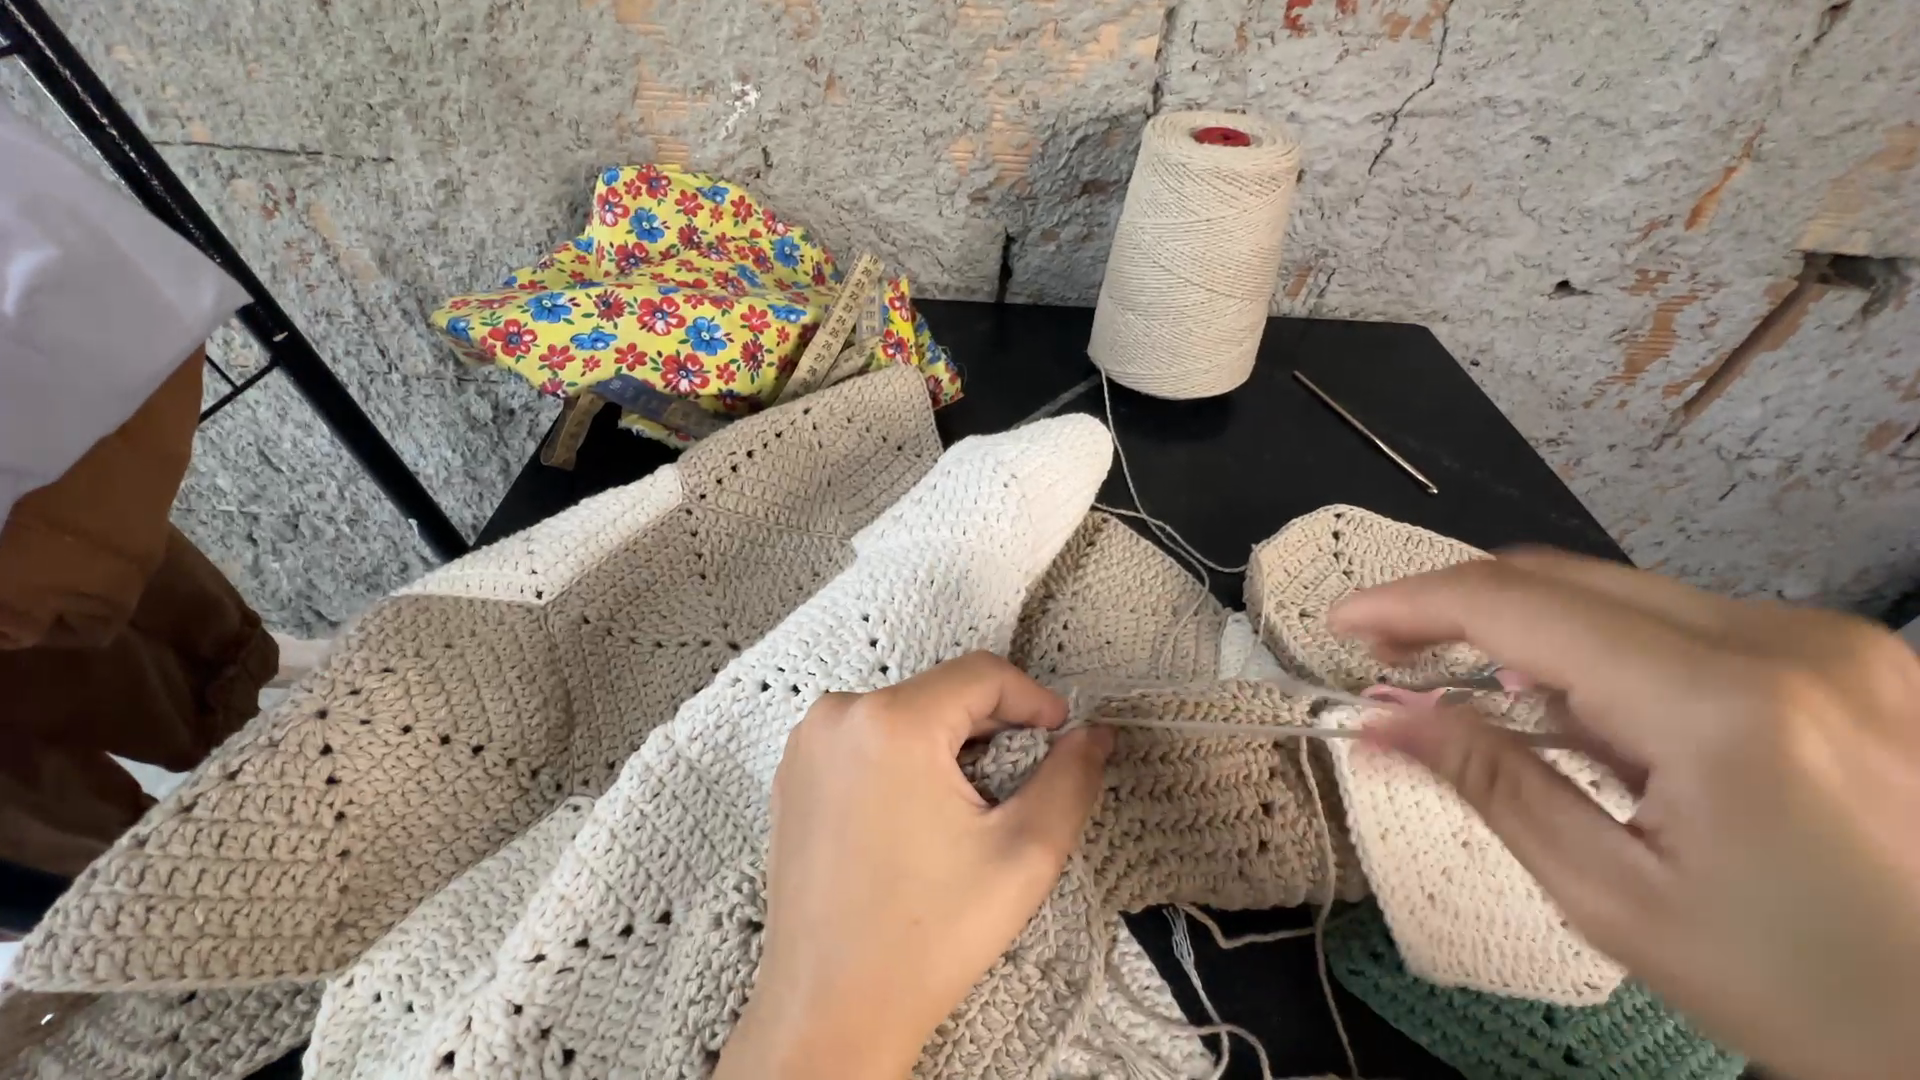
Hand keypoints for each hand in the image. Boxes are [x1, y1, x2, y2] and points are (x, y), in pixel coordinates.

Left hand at [715, 652, 1113, 1079]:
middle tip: (1022, 777)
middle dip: (992, 726)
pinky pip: (868, 738)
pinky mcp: (795, 771)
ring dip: (950, 743)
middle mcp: (839, 717)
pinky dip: (907, 757)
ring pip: (906, 712)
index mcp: (892, 724)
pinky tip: (921, 815)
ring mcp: (809, 744)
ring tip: (971, 805)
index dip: (1033, 697)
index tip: (1060, 732)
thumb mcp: (1023, 854)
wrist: (830, 1011)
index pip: (981, 673)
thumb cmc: (922, 940)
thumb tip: (1094, 736)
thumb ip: (1071, 780)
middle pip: (942, 691)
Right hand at [1330, 550, 1919, 1079]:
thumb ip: (1490, 782)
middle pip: (1562, 580)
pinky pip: (1680, 623)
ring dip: (1527, 633)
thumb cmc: (1811, 992)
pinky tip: (1592, 717)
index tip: (1340, 623)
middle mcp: (1784, 638)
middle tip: (1386, 655)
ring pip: (1618, 595)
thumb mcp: (1617, 898)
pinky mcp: (1852, 658)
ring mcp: (1831, 641)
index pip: (1515, 605)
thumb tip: (1381, 719)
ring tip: (1482, 700)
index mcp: (1722, 702)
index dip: (1409, 603)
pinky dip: (1601, 653)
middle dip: (1456, 607)